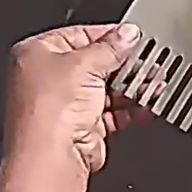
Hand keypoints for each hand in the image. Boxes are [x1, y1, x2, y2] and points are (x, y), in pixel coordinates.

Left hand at [3, 23, 147, 177]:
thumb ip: (111, 48)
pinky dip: (131, 108)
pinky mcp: (83, 127)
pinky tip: (148, 102)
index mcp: (37, 53)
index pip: (79, 35)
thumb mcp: (85, 64)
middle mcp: (49, 79)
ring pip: (106, 90)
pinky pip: (112, 113)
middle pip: (95, 64)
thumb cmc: (48, 111)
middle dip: (124, 64)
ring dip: (132, 87)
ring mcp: (66, 105)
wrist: (52, 156)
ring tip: (154, 82)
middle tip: (147, 61)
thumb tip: (126, 35)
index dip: (107, 35)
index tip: (131, 37)